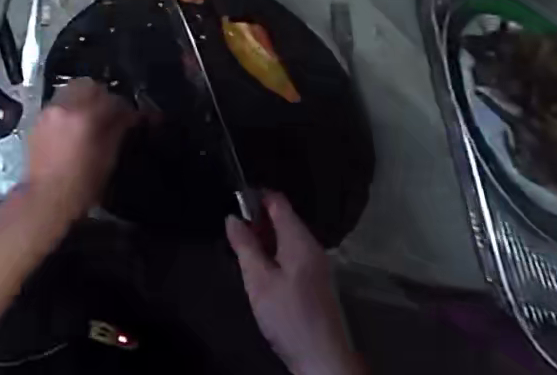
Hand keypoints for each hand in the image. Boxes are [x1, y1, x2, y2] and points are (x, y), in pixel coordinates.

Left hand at [19, 78, 134, 224]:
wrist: (45, 198)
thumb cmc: (81, 185)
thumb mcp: (107, 159)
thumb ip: (118, 130)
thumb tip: (130, 116)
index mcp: (86, 117)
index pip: (112, 99)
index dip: (125, 107)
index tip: (131, 116)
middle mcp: (66, 106)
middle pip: (90, 85)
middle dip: (104, 95)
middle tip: (111, 112)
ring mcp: (50, 110)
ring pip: (72, 89)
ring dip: (85, 98)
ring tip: (92, 116)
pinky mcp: (39, 117)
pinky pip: (59, 101)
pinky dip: (70, 106)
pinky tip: (74, 124)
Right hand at [227, 192, 363, 374]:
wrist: (324, 364)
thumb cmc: (289, 316)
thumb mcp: (258, 280)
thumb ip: (244, 245)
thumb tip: (232, 217)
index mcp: (299, 239)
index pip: (277, 201)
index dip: (255, 197)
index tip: (234, 206)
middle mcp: (311, 246)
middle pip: (282, 219)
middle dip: (257, 222)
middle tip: (234, 236)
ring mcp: (317, 266)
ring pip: (286, 239)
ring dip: (264, 241)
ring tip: (243, 255)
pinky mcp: (316, 284)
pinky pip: (292, 256)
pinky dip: (275, 257)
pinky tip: (261, 274)